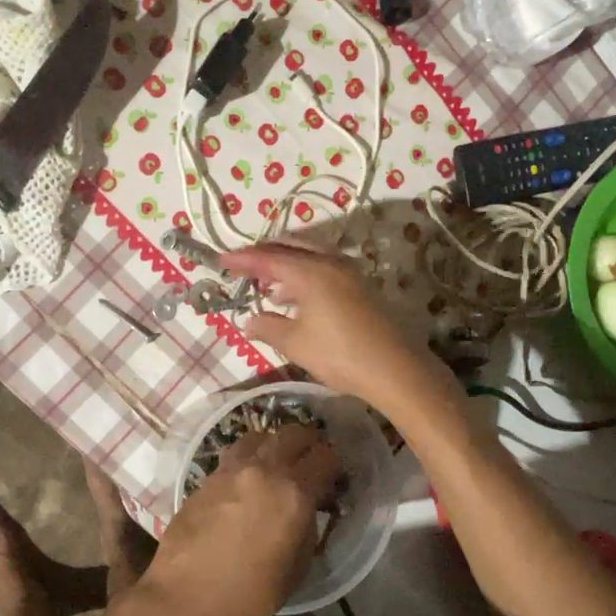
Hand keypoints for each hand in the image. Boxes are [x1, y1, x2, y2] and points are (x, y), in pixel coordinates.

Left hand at [136, 425, 341, 615]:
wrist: (185, 598)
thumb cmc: (249, 594)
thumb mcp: (296, 569)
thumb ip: (308, 530)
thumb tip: (308, 511)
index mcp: (293, 493)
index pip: (326, 458)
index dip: (337, 462)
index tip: (337, 474)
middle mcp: (263, 471)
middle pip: (293, 434)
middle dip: (309, 442)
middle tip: (313, 458)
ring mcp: (230, 471)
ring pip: (259, 437)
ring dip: (274, 444)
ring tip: (277, 462)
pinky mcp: (205, 479)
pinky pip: (233, 456)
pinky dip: (247, 459)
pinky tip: (247, 480)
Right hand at [222, 240, 457, 418]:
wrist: (394, 368)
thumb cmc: (339, 355)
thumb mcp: (296, 344)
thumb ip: (268, 328)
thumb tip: (248, 321)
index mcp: (311, 272)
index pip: (269, 258)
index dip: (243, 259)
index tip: (221, 260)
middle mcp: (331, 263)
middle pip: (292, 246)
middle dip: (266, 253)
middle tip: (245, 265)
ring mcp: (350, 273)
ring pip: (312, 255)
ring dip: (288, 263)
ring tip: (269, 285)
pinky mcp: (362, 287)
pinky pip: (326, 267)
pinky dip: (306, 273)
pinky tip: (298, 298)